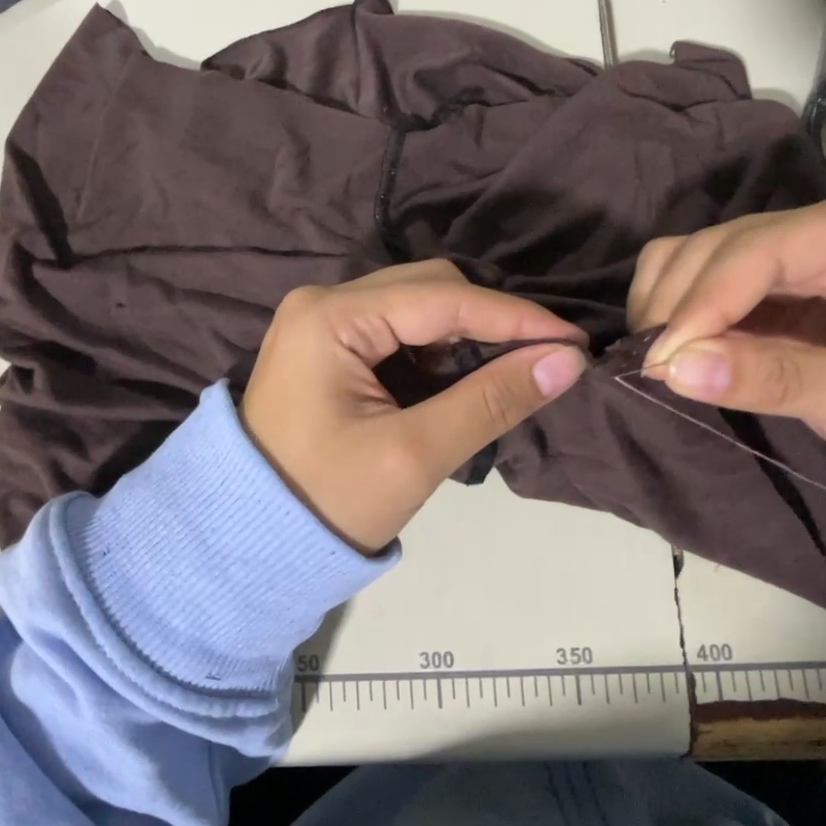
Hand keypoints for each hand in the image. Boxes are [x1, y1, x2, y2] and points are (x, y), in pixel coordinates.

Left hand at [241, 260, 587, 552]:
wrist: (250, 537)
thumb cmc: (327, 500)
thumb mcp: (413, 454)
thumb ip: (490, 401)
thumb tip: (567, 361)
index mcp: (330, 318)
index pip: (441, 298)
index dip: (514, 318)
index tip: (574, 342)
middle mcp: (321, 302)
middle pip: (428, 288)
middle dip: (489, 322)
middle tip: (544, 361)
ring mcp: (319, 321)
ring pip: (414, 305)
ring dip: (463, 334)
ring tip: (507, 373)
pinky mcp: (324, 346)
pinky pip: (394, 330)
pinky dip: (434, 349)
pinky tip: (460, 379)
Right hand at [627, 185, 825, 486]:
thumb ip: (781, 381)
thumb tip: (674, 368)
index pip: (763, 249)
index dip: (703, 301)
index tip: (662, 363)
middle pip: (717, 245)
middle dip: (677, 307)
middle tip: (657, 373)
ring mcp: (798, 246)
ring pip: (693, 254)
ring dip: (664, 306)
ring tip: (665, 366)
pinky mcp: (771, 280)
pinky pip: (694, 280)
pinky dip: (672, 313)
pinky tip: (677, 353)